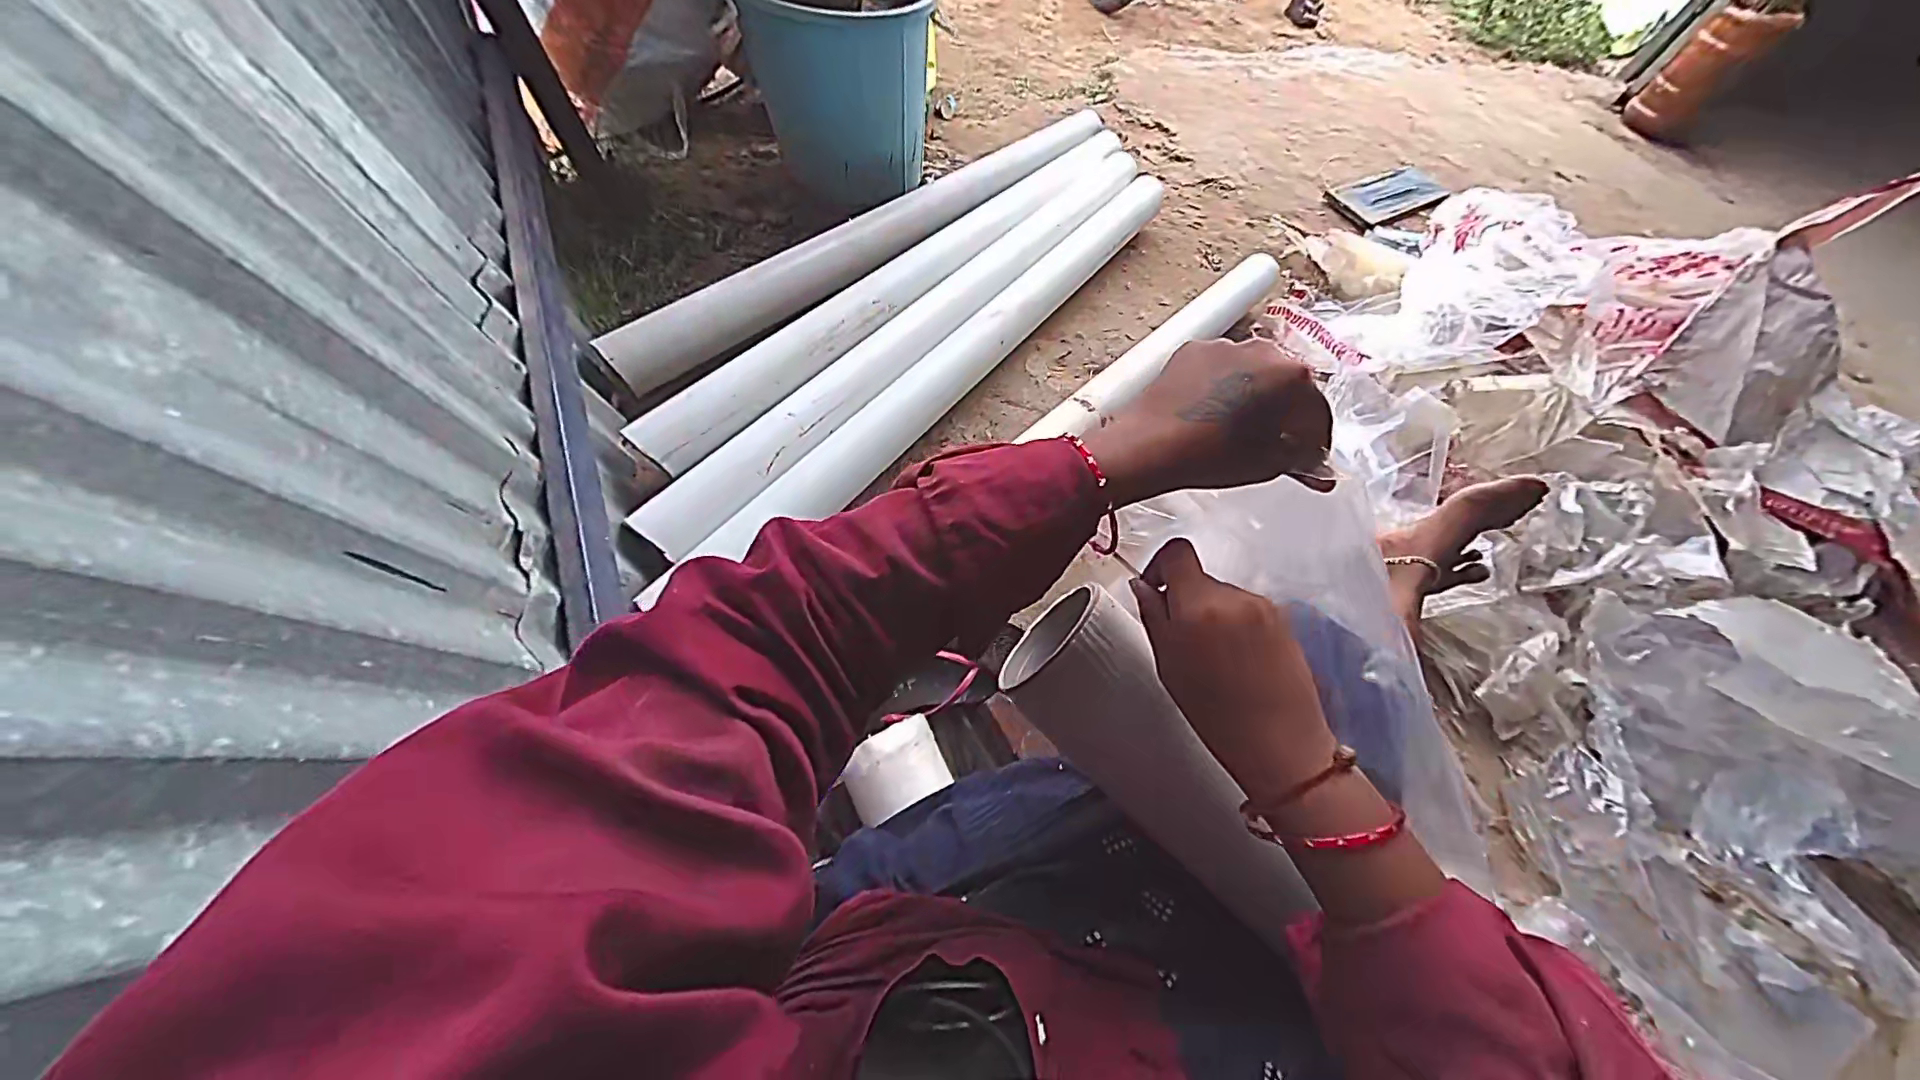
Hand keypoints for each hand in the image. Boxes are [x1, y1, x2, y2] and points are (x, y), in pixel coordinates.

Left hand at [1080, 338, 1331, 506]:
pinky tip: (1210, 412)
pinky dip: (1220, 387)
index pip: (1315, 409)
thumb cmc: (1209, 455)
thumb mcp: (1265, 464)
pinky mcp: (1191, 351)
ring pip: (1250, 372)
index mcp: (1291, 374)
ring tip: (1239, 427)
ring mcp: (1223, 346)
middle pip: (1285, 383)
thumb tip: (1317, 468)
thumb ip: (1300, 459)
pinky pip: (1217, 369)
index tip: (1309, 453)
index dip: (1315, 437)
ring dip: (1252, 395)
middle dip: (1285, 412)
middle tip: (1277, 441)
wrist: (1149, 445)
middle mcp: (1261, 349)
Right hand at [1128, 539, 1338, 803]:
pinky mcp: (1283, 618)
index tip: (1155, 589)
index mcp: (1197, 606)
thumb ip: (1153, 617)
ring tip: (1211, 656)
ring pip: (1222, 594)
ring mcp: (1262, 606)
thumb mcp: (1168, 666)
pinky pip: (1245, 608)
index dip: (1159, 566)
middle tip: (1180, 638)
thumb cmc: (1217, 715)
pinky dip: (1234, 624)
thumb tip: (1143, 587)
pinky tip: (1235, 659)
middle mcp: (1233, 597)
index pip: (1176, 552)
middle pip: (1198, 577)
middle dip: (1185, 599)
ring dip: (1211, 613)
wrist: (1280, 743)